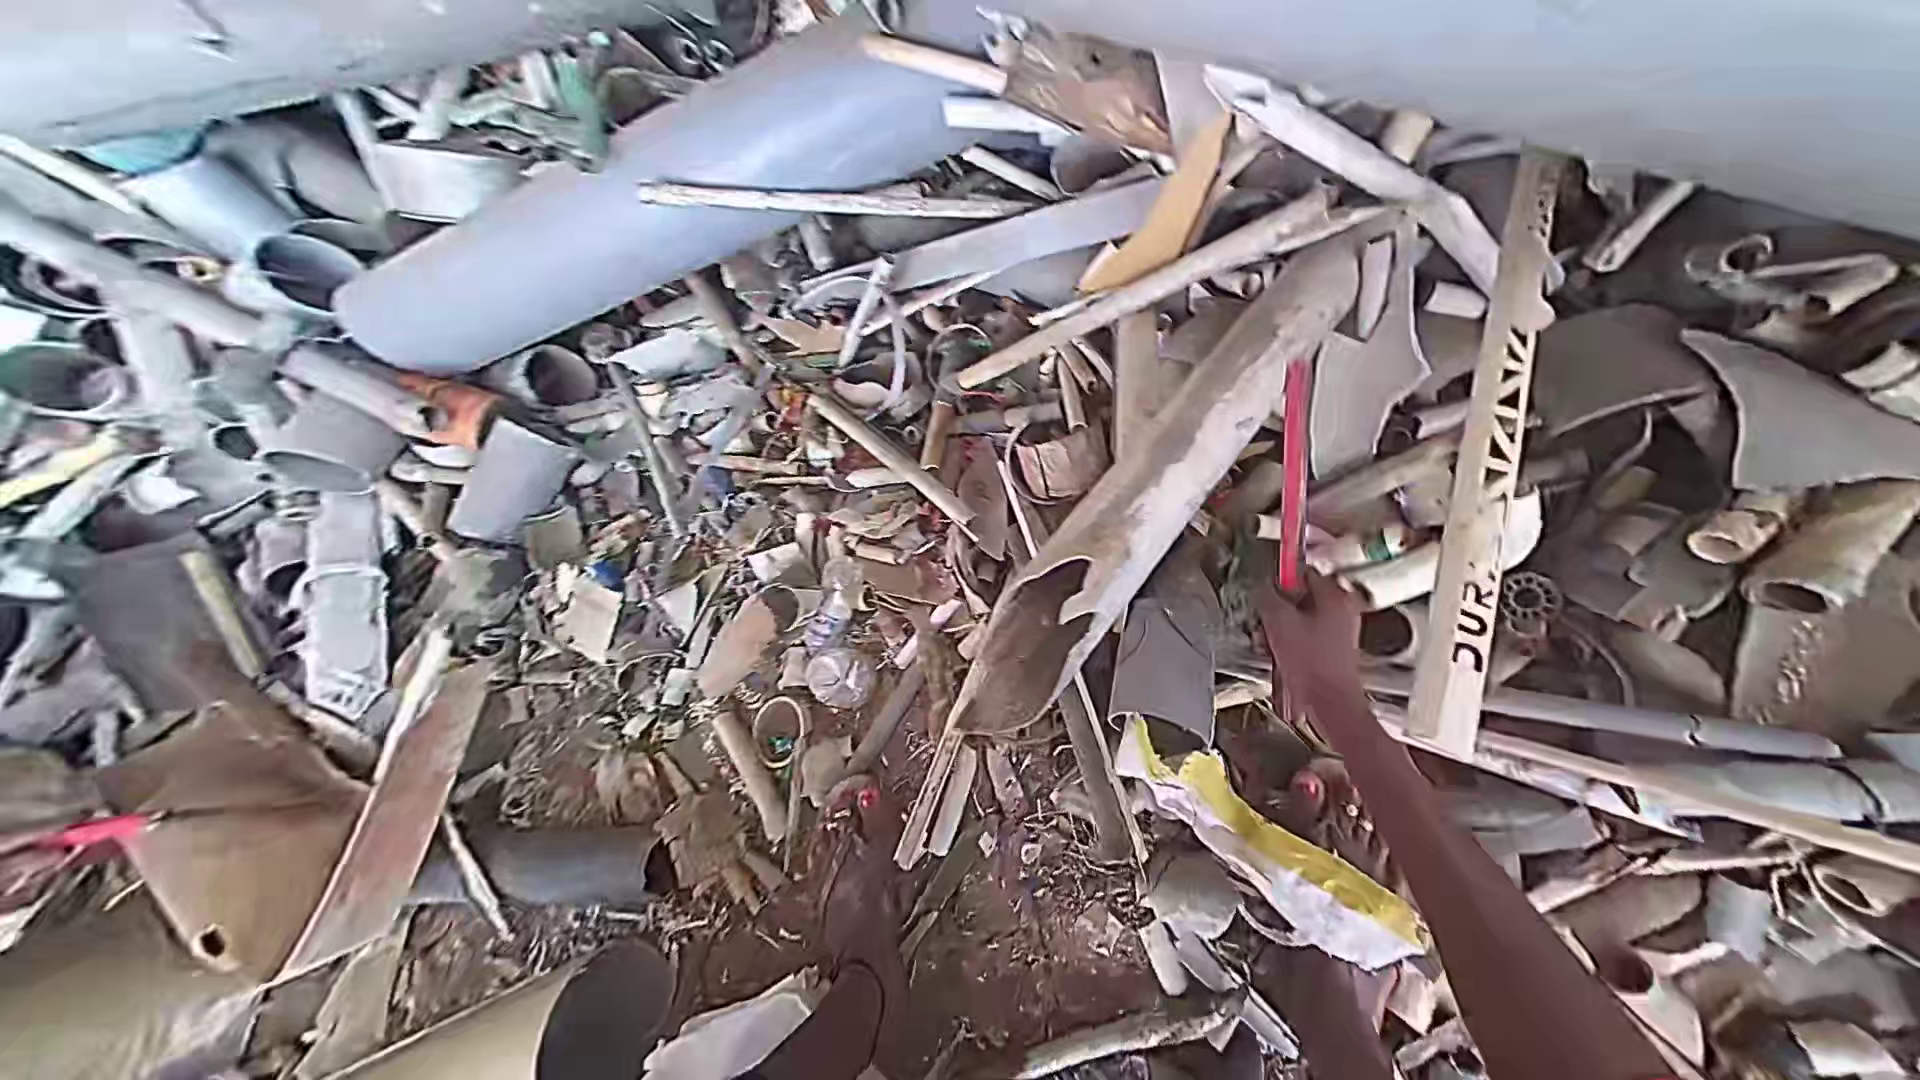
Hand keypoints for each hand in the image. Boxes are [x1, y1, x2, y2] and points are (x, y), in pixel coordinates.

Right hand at [1255, 572, 1364, 700]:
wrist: (1328, 702)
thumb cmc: (1313, 664)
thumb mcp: (1277, 620)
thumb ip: (1267, 596)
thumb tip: (1260, 586)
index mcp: (1335, 596)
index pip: (1304, 571)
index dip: (1281, 577)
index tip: (1266, 582)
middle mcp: (1341, 611)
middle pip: (1298, 596)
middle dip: (1276, 608)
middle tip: (1265, 617)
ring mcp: (1337, 631)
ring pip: (1297, 617)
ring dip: (1277, 626)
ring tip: (1267, 639)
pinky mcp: (1330, 649)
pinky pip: (1301, 635)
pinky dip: (1286, 640)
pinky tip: (1276, 652)